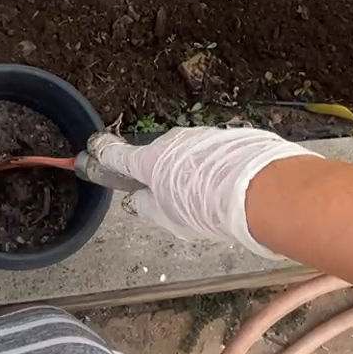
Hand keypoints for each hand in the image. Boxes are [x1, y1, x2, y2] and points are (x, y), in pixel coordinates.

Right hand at [89, 127, 317, 257]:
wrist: (257, 187)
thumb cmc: (206, 206)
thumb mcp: (169, 218)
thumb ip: (148, 207)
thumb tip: (139, 200)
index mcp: (149, 161)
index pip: (118, 155)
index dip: (104, 154)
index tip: (95, 150)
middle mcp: (171, 142)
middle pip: (159, 157)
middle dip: (164, 173)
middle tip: (180, 199)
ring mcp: (199, 136)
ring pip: (188, 155)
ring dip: (194, 171)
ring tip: (213, 197)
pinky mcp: (225, 136)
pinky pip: (212, 152)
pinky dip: (216, 166)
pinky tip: (231, 185)